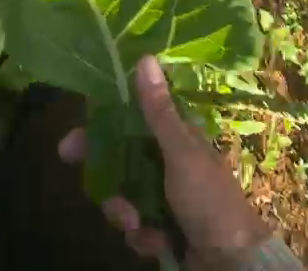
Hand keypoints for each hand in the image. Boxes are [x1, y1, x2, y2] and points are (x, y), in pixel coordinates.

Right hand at [59, 55, 273, 265]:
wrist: (234, 264)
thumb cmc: (209, 199)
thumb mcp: (181, 152)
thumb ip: (158, 111)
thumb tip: (144, 57)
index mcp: (174, 139)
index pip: (128, 123)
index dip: (99, 128)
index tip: (73, 140)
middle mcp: (166, 164)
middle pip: (119, 160)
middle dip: (104, 175)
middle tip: (89, 188)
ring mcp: (164, 199)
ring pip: (123, 194)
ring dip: (121, 210)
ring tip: (132, 223)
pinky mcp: (163, 229)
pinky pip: (136, 227)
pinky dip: (141, 236)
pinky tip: (154, 243)